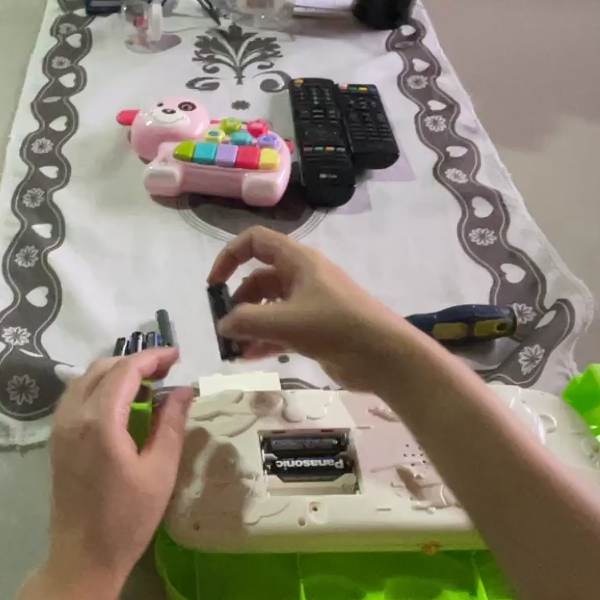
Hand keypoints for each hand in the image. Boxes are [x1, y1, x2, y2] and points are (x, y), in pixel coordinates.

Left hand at [42, 346, 194, 599]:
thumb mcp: (159, 472)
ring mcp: (59, 428)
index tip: (176, 357)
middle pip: (101, 369)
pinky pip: (75, 399)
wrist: (83, 557)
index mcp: (99, 421)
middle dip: (134, 363)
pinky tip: (120, 405)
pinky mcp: (56, 441)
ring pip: (85, 381)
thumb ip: (171, 425)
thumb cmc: (127, 520)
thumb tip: (184, 391)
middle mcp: (73, 416)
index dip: (152, 358)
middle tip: (165, 371)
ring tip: (147, 386)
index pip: (125, 371)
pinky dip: (99, 390)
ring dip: (115, 374)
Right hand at [208, 227, 426, 390]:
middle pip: (258, 279)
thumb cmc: (336, 327)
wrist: (383, 355)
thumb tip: (223, 324)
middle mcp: (301, 277)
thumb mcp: (286, 322)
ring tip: (233, 350)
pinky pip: (280, 329)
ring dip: (248, 326)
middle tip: (225, 329)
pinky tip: (249, 357)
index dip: (230, 256)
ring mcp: (308, 304)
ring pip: (268, 308)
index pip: (255, 242)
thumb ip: (247, 321)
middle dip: (237, 303)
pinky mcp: (314, 329)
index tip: (215, 285)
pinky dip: (263, 340)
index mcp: (297, 261)